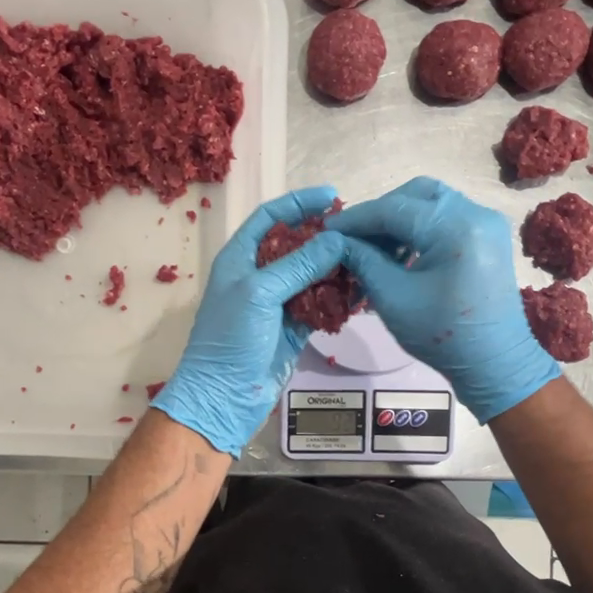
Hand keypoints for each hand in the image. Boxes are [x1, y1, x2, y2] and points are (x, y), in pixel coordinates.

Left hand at [151, 186, 354, 455]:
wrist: (224, 397)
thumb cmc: (231, 339)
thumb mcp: (260, 293)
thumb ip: (298, 264)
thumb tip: (336, 238)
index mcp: (240, 259)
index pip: (270, 218)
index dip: (298, 203)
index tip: (331, 195)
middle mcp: (259, 276)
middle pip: (296, 245)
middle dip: (325, 236)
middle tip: (359, 229)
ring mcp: (278, 304)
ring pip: (313, 275)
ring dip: (337, 267)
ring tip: (367, 256)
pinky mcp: (294, 329)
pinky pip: (320, 305)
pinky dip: (338, 299)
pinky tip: (361, 291)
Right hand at [328, 177, 557, 421]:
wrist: (494, 363)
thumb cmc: (441, 336)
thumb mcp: (393, 298)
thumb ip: (363, 261)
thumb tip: (338, 241)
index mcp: (456, 228)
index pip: (394, 208)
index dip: (356, 218)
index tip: (327, 229)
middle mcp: (477, 213)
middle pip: (416, 194)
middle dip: (380, 213)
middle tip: (353, 238)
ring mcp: (487, 223)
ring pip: (432, 203)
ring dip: (399, 220)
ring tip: (374, 249)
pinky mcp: (488, 236)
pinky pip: (447, 218)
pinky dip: (420, 229)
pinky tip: (401, 254)